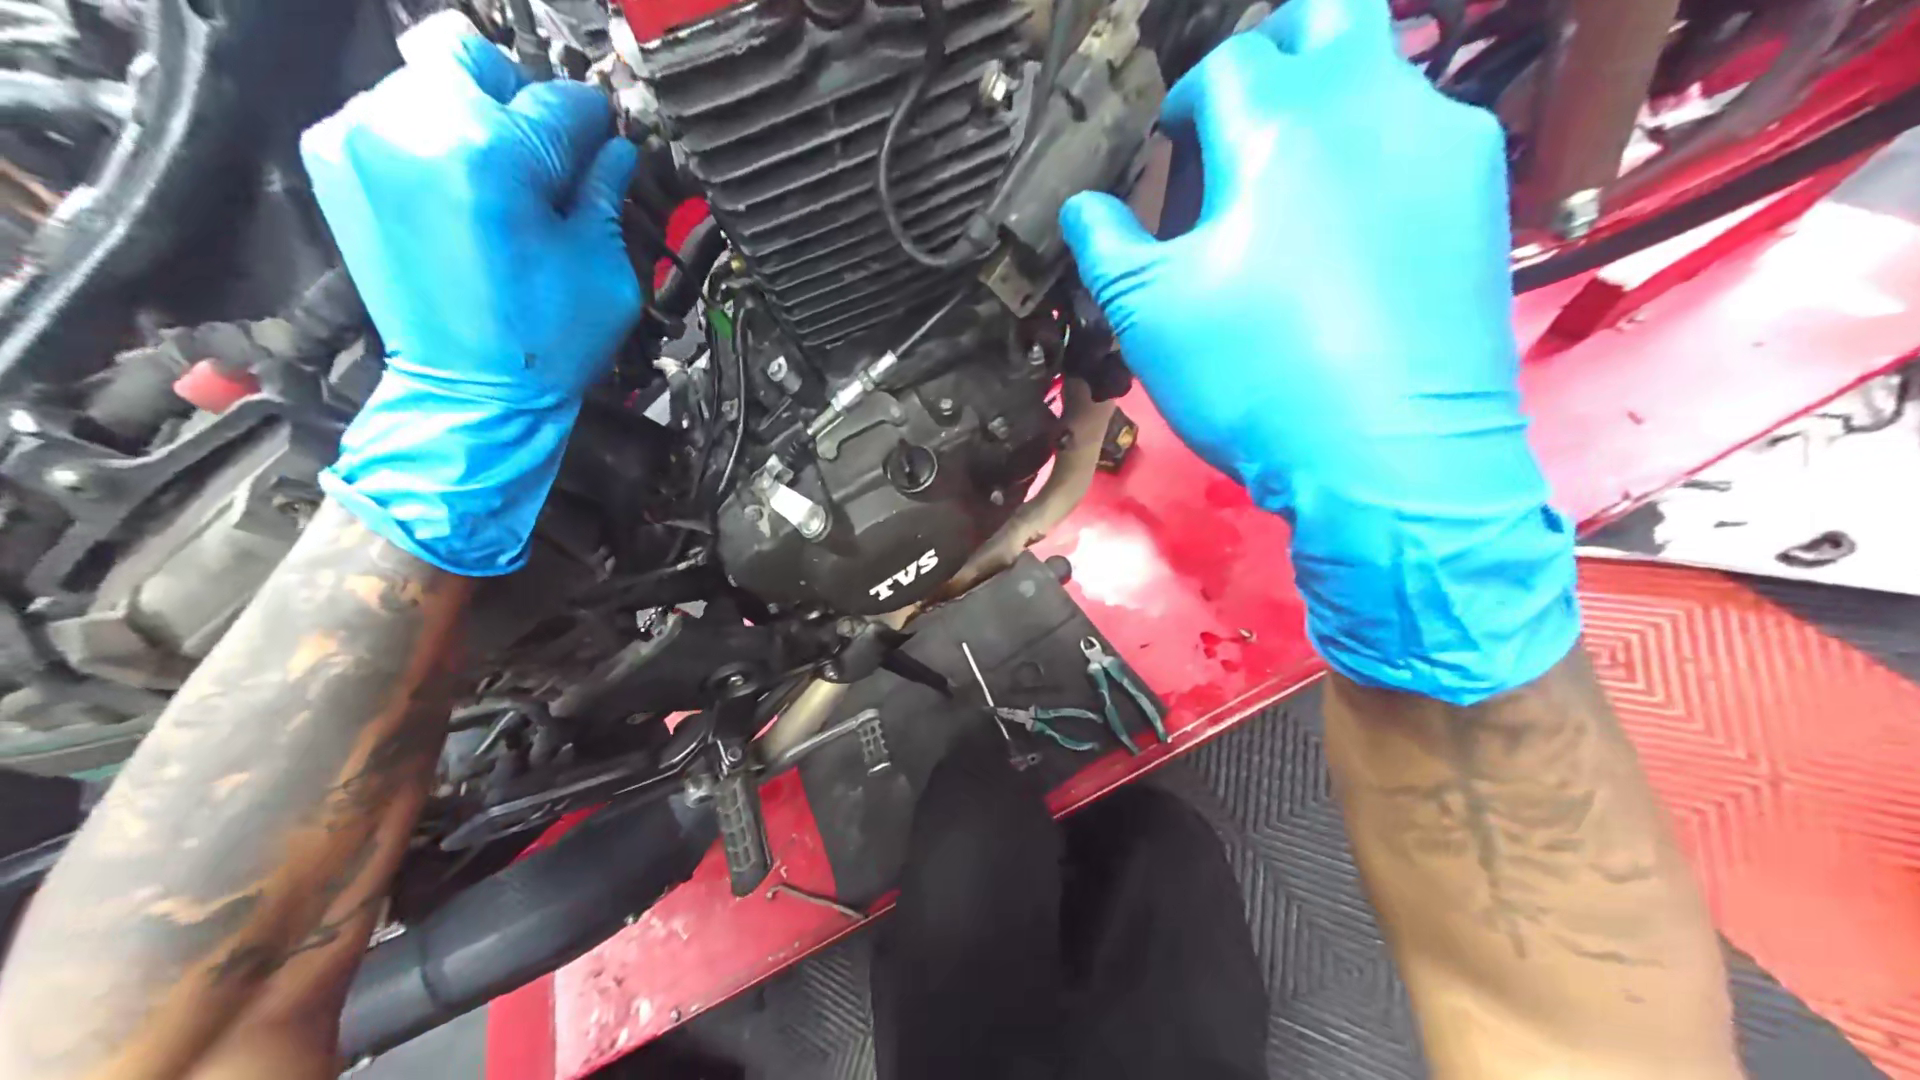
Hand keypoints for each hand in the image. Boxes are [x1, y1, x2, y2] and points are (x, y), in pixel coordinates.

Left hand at [301, 13, 639, 575]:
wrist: (471, 393)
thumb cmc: (544, 342)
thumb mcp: (604, 269)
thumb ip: (604, 193)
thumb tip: (612, 149)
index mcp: (493, 156)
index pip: (557, 101)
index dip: (592, 119)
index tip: (604, 134)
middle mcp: (412, 129)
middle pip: (473, 58)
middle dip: (519, 99)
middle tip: (544, 150)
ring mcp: (360, 140)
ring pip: (428, 82)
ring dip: (473, 118)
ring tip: (502, 180)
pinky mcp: (334, 163)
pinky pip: (390, 115)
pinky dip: (431, 139)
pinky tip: (460, 191)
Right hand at [1061, 0, 1575, 703]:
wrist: (1389, 463)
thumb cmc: (1256, 382)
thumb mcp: (1150, 316)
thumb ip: (1107, 245)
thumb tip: (1084, 209)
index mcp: (1282, 126)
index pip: (1221, 68)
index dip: (1180, 112)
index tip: (1166, 163)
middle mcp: (1376, 106)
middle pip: (1325, 17)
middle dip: (1268, 60)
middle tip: (1233, 135)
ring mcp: (1444, 146)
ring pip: (1382, 73)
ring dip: (1323, 108)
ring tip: (1286, 192)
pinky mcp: (1481, 199)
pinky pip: (1421, 138)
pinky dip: (1372, 157)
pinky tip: (1345, 232)